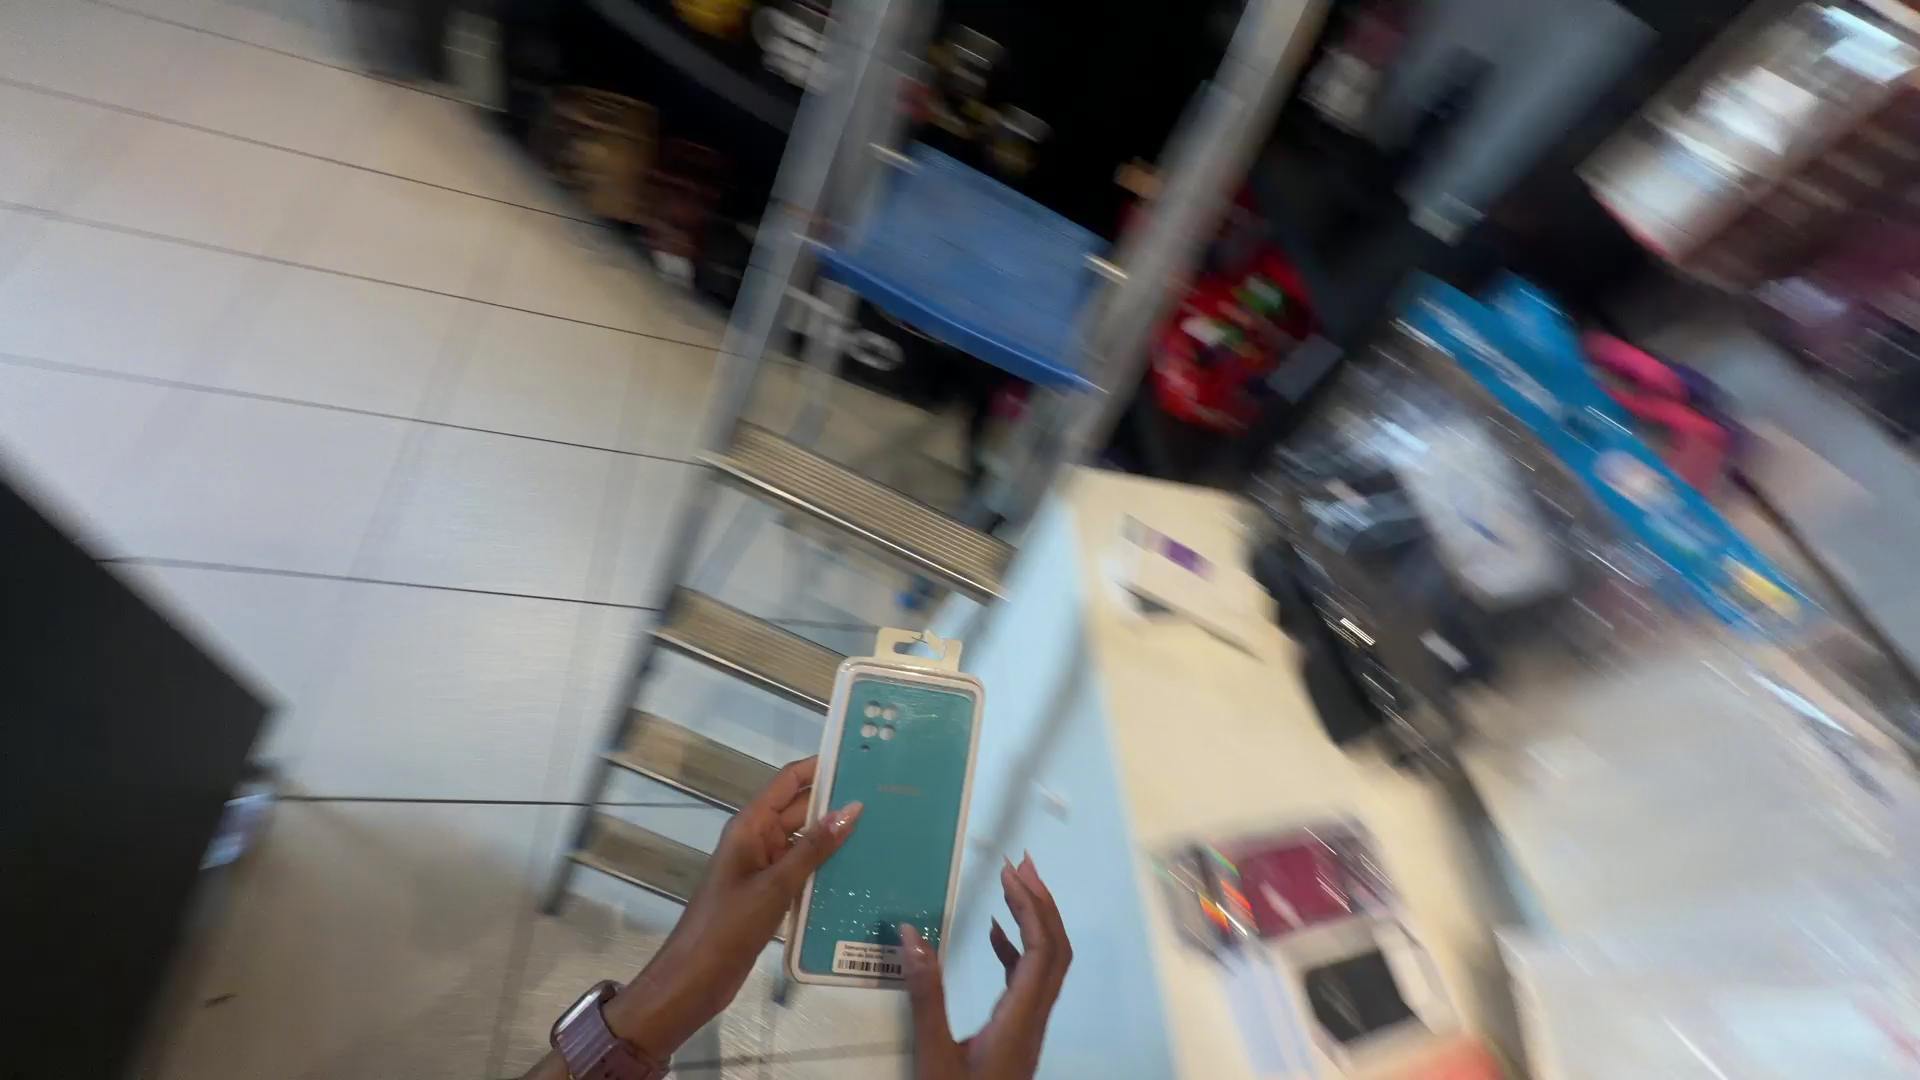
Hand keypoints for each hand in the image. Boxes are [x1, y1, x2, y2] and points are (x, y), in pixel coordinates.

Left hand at [606, 757, 861, 1056]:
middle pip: (800, 808)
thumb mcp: (776, 885)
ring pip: (804, 840)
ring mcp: (763, 866)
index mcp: (751, 825)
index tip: (857, 758)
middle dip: (835, 801)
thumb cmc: (728, 925)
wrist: (693, 982)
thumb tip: (852, 808)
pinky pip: (802, 868)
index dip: (819, 766)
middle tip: (881, 797)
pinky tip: (857, 871)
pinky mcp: (769, 892)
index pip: (789, 780)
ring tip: (879, 829)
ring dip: (833, 836)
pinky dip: (825, 866)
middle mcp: (757, 838)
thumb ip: (815, 847)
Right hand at [901, 854, 1071, 1079]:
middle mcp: (1033, 1018)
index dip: (1031, 906)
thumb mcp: (934, 1059)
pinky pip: (1028, 979)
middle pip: (1056, 950)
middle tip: (1021, 864)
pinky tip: (994, 933)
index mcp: (1020, 1019)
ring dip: (1034, 919)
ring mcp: (1029, 1026)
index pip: (1042, 951)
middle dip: (1042, 902)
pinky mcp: (1018, 1033)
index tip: (1009, 872)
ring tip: (1011, 885)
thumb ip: (925, 996)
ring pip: (1048, 963)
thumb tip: (911, 933)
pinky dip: (1016, 947)